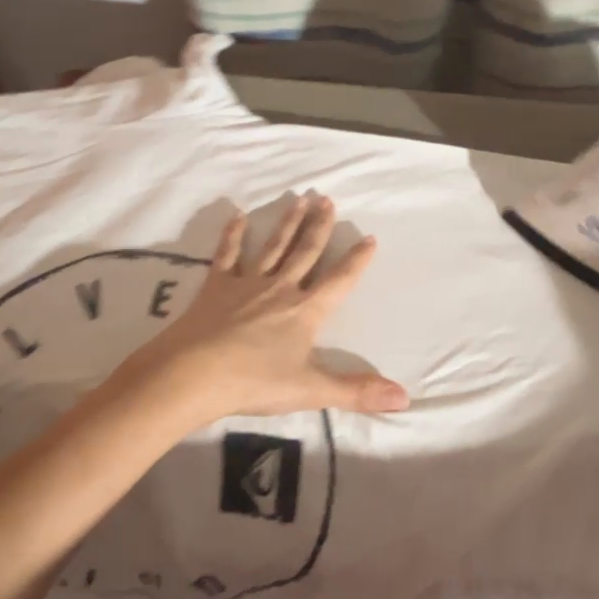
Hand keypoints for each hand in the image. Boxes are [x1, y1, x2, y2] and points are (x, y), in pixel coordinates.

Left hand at [116, 194, 408, 422]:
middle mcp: (281, 289)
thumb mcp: (312, 390)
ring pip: (273, 247)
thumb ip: (357, 392)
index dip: (356, 261)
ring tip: (299, 199)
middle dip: (319, 227)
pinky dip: (234, 235)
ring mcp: (247, 284)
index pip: (339, 281)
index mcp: (306, 311)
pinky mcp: (216, 286)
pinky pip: (228, 254)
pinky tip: (239, 217)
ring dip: (287, 223)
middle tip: (328, 200)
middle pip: (305, 252)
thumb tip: (405, 399)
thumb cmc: (255, 382)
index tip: (370, 238)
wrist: (194, 373)